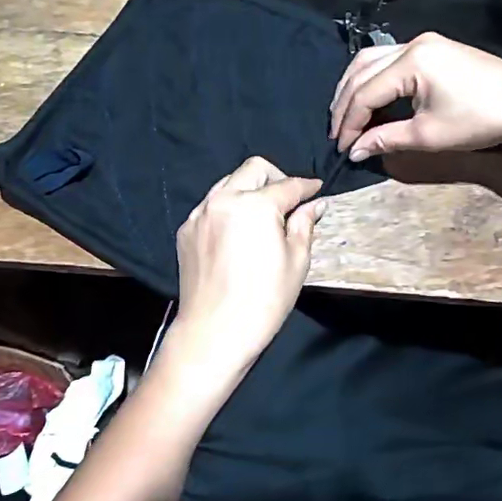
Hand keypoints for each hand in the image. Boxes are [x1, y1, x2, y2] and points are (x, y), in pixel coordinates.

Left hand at [164, 157, 324, 379]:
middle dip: (276, 177)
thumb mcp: (296, 262)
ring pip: (228, 183)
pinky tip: (237, 232)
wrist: (214, 331)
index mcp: (255, 206)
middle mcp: (223, 201)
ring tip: (262, 214)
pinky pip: (210, 206)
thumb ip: (303, 225)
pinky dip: (227, 208)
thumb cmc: (263, 300)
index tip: (316, 190)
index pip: (287, 185)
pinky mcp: (186, 230)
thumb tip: (313, 205)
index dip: (307, 186)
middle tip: (289, 198)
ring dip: (248, 189)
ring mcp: (200, 214)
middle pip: (253, 169)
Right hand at [329, 32, 501, 159]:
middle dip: (345, 105)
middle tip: (337, 133)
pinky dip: (373, 80)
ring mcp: (424, 43)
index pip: (365, 92)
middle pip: (361, 71)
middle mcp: (413, 44)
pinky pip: (389, 60)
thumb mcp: (428, 135)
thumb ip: (385, 139)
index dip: (348, 123)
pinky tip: (371, 100)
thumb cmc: (481, 121)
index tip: (342, 148)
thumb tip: (354, 151)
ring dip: (355, 89)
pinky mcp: (434, 48)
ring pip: (371, 61)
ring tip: (347, 117)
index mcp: (412, 61)